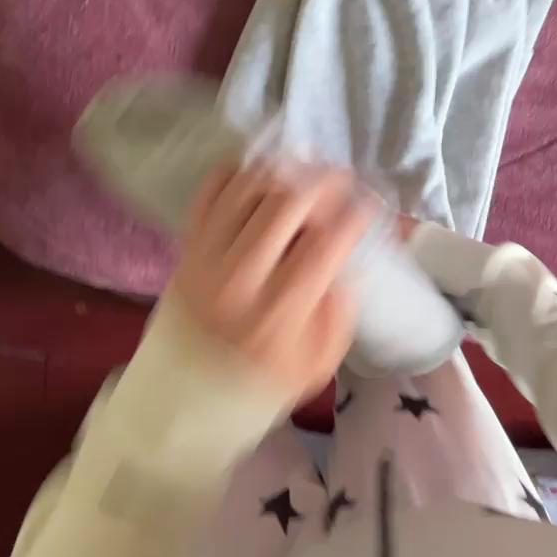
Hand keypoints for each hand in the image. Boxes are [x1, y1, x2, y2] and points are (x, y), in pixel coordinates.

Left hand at [169, 163, 364, 403]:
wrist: (187, 386)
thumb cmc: (261, 376)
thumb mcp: (317, 361)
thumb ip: (339, 309)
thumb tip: (347, 255)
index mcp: (276, 314)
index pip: (323, 245)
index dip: (354, 216)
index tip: (370, 205)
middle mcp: (237, 279)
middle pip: (285, 205)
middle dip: (323, 181)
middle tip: (341, 177)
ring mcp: (205, 255)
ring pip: (249, 187)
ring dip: (284, 169)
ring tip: (305, 170)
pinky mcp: (186, 242)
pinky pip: (211, 188)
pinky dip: (239, 171)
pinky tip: (262, 174)